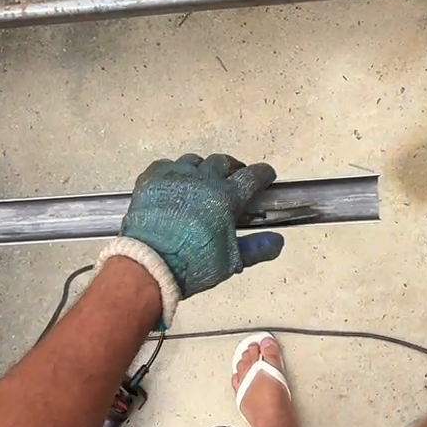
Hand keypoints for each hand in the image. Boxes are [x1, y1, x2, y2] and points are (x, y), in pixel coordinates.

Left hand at [120, 153, 282, 298]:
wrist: (149, 265)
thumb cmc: (192, 265)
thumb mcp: (230, 261)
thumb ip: (256, 248)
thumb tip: (277, 242)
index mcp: (226, 197)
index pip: (252, 176)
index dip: (262, 174)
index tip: (265, 176)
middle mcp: (202, 180)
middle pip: (223, 162)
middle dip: (232, 168)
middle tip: (233, 179)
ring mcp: (175, 177)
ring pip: (194, 161)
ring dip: (203, 169)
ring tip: (202, 181)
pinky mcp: (151, 180)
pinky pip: (166, 165)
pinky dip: (174, 172)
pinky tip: (175, 183)